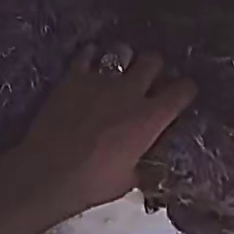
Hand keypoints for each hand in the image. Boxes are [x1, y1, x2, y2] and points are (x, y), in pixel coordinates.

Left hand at [0, 45, 197, 220]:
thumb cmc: (92, 182)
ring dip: (125, 59)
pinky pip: (87, 54)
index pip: (182, 90)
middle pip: (153, 60)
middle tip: (149, 79)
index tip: (183, 94)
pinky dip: (91, 55)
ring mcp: (100, 80)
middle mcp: (130, 92)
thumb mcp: (129, 180)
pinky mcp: (73, 77)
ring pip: (122, 51)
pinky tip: (91, 61)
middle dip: (155, 67)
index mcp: (150, 118)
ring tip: (120, 69)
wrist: (48, 172)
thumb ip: (142, 163)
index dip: (185, 90)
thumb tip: (145, 163)